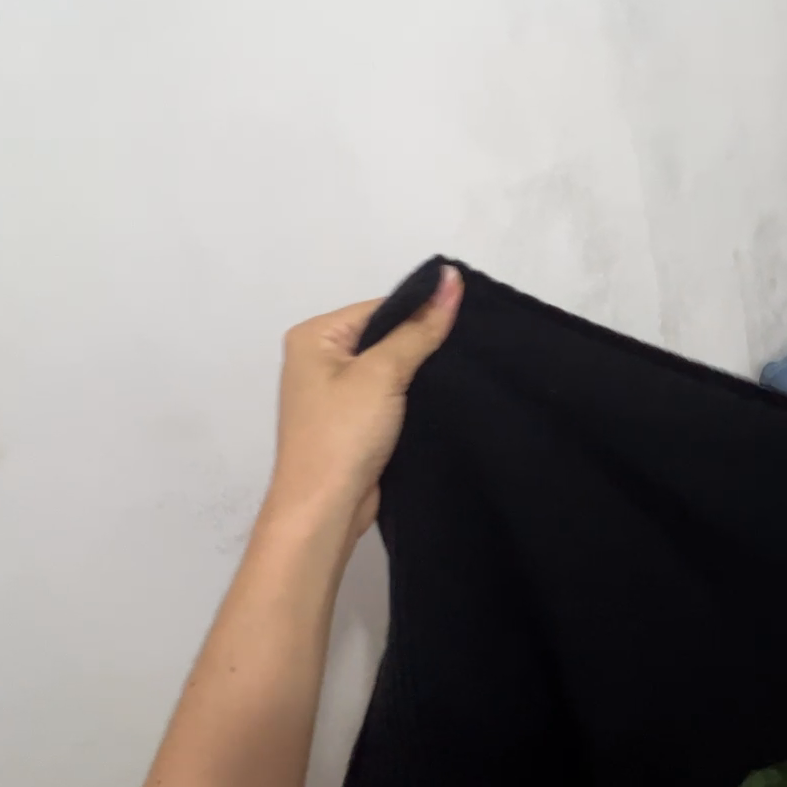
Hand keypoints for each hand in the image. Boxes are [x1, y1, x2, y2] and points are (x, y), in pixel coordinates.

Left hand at [264, 266, 462, 523]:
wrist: (325, 509)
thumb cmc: (344, 434)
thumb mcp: (384, 373)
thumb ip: (420, 328)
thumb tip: (451, 277)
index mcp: (315, 335)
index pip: (381, 308)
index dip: (423, 312)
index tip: (468, 320)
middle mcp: (320, 358)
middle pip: (385, 335)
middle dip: (424, 341)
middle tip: (472, 344)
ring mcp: (336, 392)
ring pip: (391, 366)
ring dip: (422, 370)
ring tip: (464, 368)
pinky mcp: (354, 420)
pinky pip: (390, 393)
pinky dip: (414, 393)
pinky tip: (444, 394)